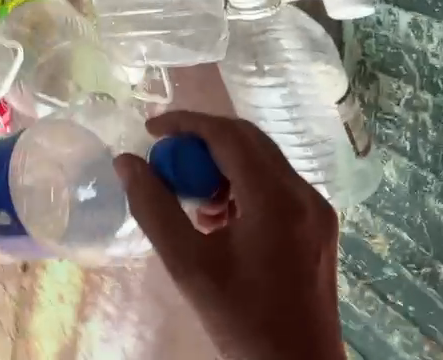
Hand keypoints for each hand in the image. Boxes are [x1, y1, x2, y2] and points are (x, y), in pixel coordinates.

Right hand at [114, 111, 342, 359]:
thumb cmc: (244, 319)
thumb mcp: (188, 264)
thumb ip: (153, 207)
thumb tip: (125, 161)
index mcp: (277, 200)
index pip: (227, 135)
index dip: (184, 123)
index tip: (149, 130)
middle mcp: (304, 195)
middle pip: (247, 139)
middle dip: (200, 139)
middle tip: (165, 154)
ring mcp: (316, 212)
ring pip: (260, 160)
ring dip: (219, 163)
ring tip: (188, 195)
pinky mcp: (317, 228)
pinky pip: (272, 183)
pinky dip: (239, 183)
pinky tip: (216, 217)